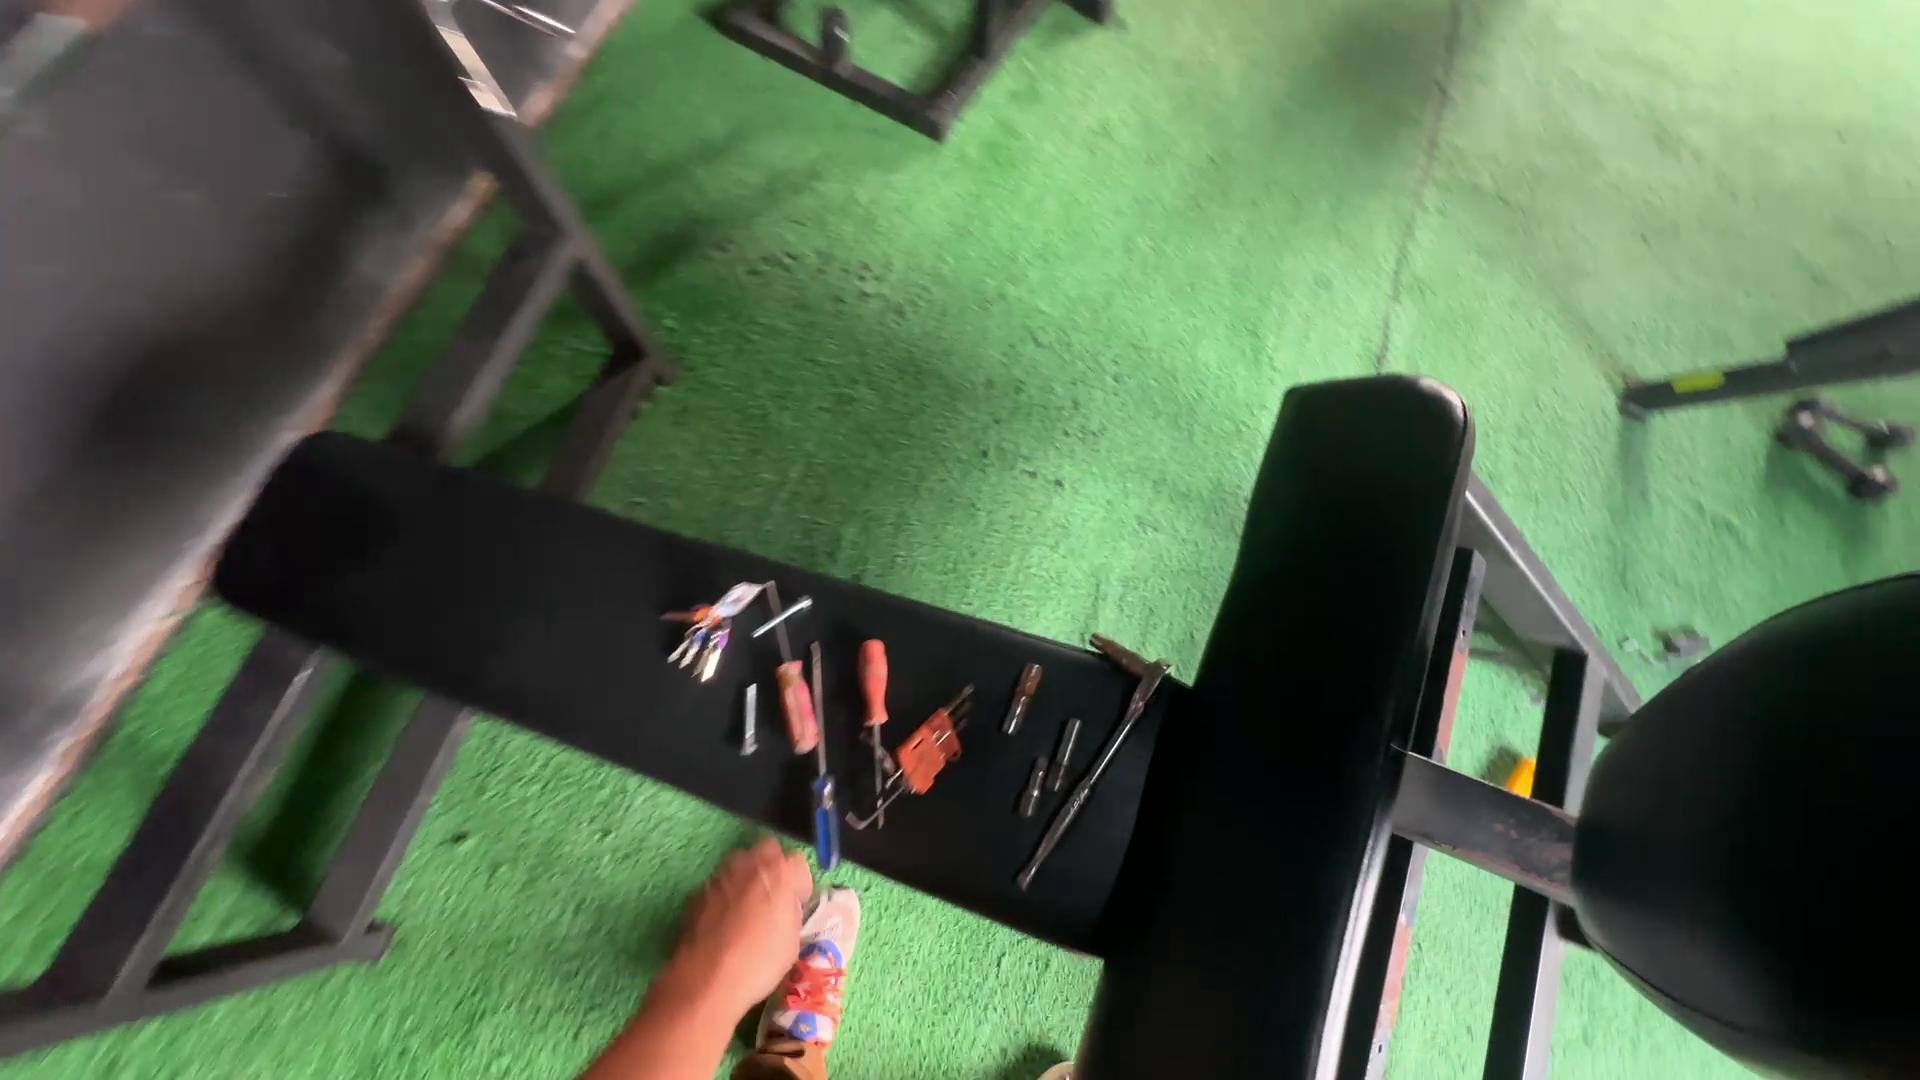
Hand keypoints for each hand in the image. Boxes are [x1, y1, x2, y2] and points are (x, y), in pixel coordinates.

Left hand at [660, 837, 814, 1019]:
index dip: (799, 883)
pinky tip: (721, 923)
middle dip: (772, 866)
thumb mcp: (793, 941)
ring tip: (745, 908)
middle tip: (772, 895)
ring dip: (746, 877)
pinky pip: (718, 885)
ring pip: (739, 863)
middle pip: (768, 849)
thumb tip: (785, 906)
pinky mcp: (697, 893)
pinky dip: (723, 896)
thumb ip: (791, 911)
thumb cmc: (759, 963)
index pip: (798, 861)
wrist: (706, 983)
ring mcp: (720, 876)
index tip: (796, 903)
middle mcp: (750, 864)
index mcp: (780, 873)